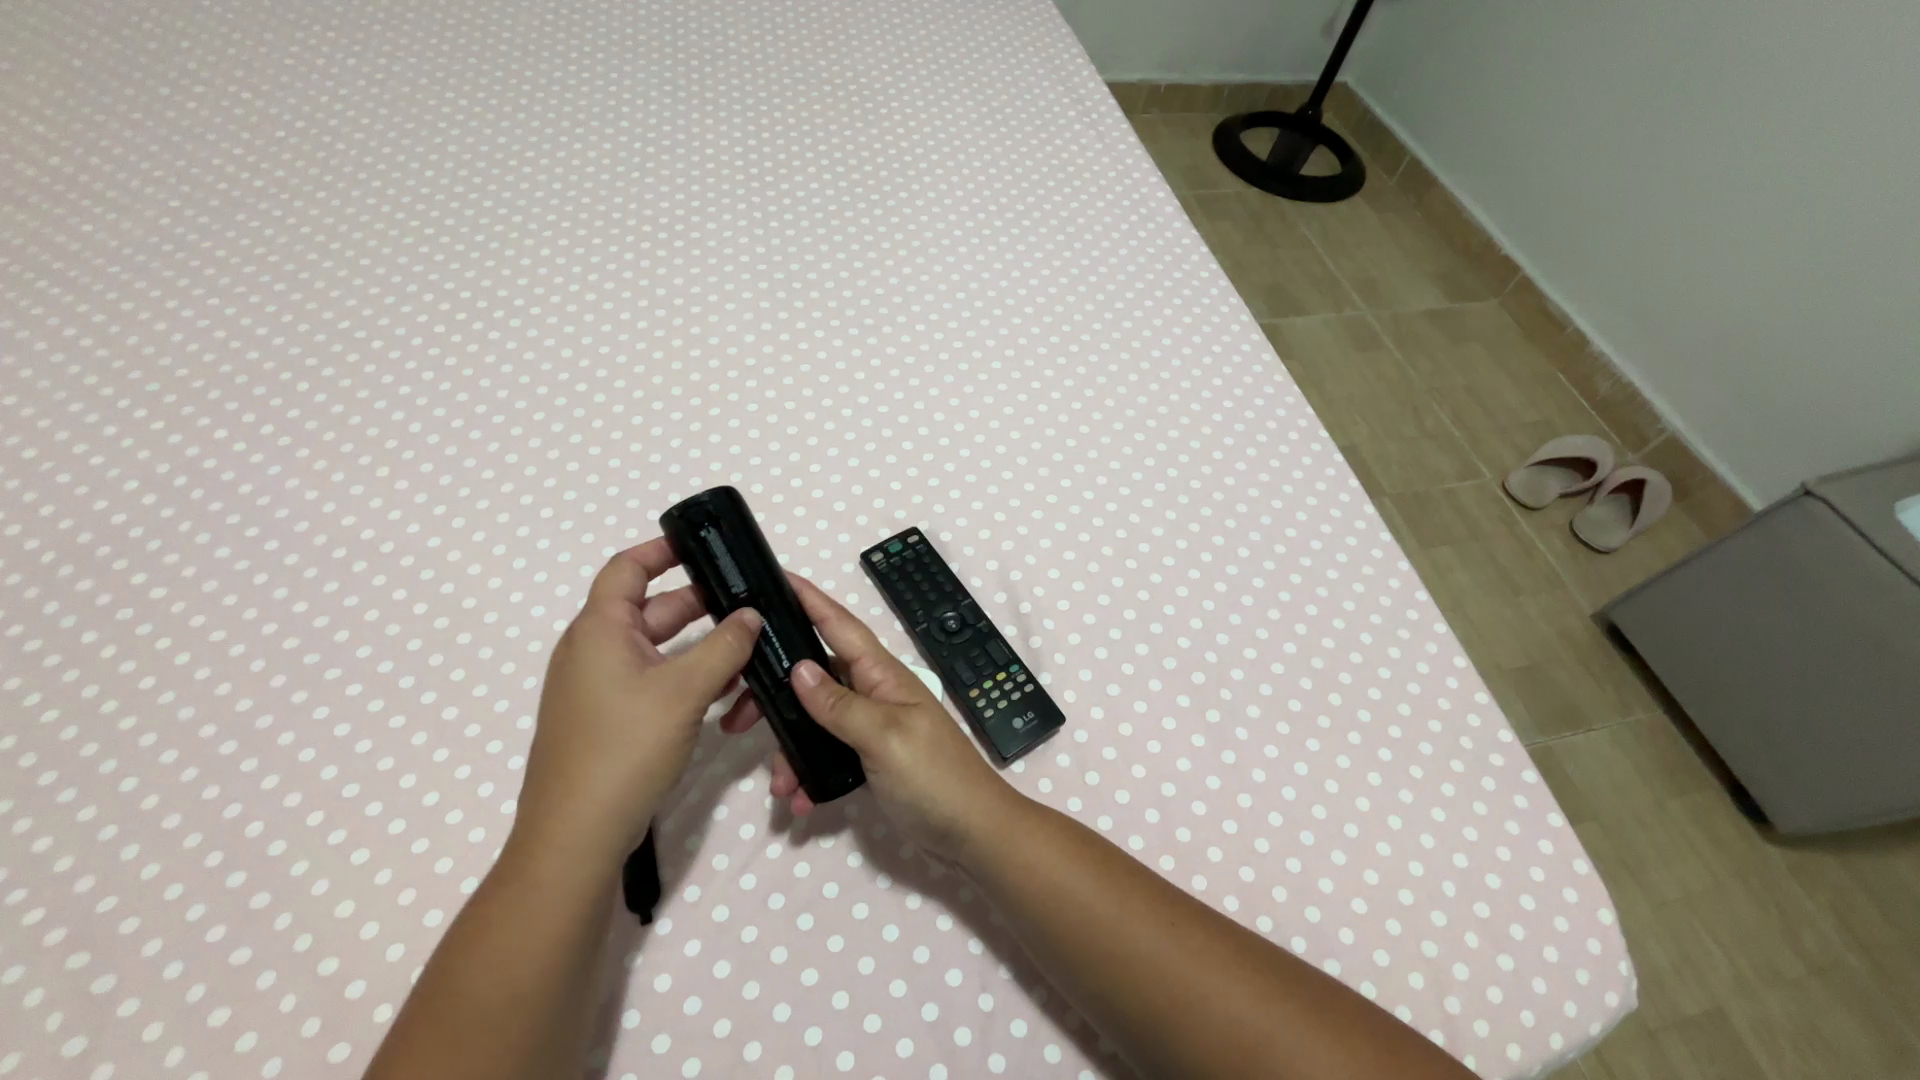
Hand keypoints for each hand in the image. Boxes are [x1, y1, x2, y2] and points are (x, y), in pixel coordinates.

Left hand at [515, 538, 762, 863]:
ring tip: (748, 647)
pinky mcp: (608, 718)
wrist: (576, 833)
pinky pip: (652, 680)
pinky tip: (724, 691)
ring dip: (699, 646)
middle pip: (650, 608)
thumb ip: (724, 647)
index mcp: (599, 629)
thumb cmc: (625, 747)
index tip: (704, 546)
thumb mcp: (684, 691)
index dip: (664, 550)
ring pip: (657, 649)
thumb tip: (750, 615)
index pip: (628, 567)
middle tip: (748, 602)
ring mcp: (598, 687)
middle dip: (700, 604)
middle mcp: (593, 650)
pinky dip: (685, 676)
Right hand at [721, 573, 1020, 862]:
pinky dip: (808, 775)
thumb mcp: (885, 737)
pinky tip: (800, 800)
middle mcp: (874, 694)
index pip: (840, 626)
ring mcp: (872, 727)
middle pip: (814, 676)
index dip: (810, 599)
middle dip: (775, 693)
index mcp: (883, 676)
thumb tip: (798, 668)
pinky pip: (826, 755)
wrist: (972, 832)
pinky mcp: (868, 759)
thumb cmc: (935, 777)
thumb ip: (840, 704)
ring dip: (790, 748)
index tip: (775, 577)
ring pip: (814, 721)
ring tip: (778, 784)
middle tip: (736, 716)